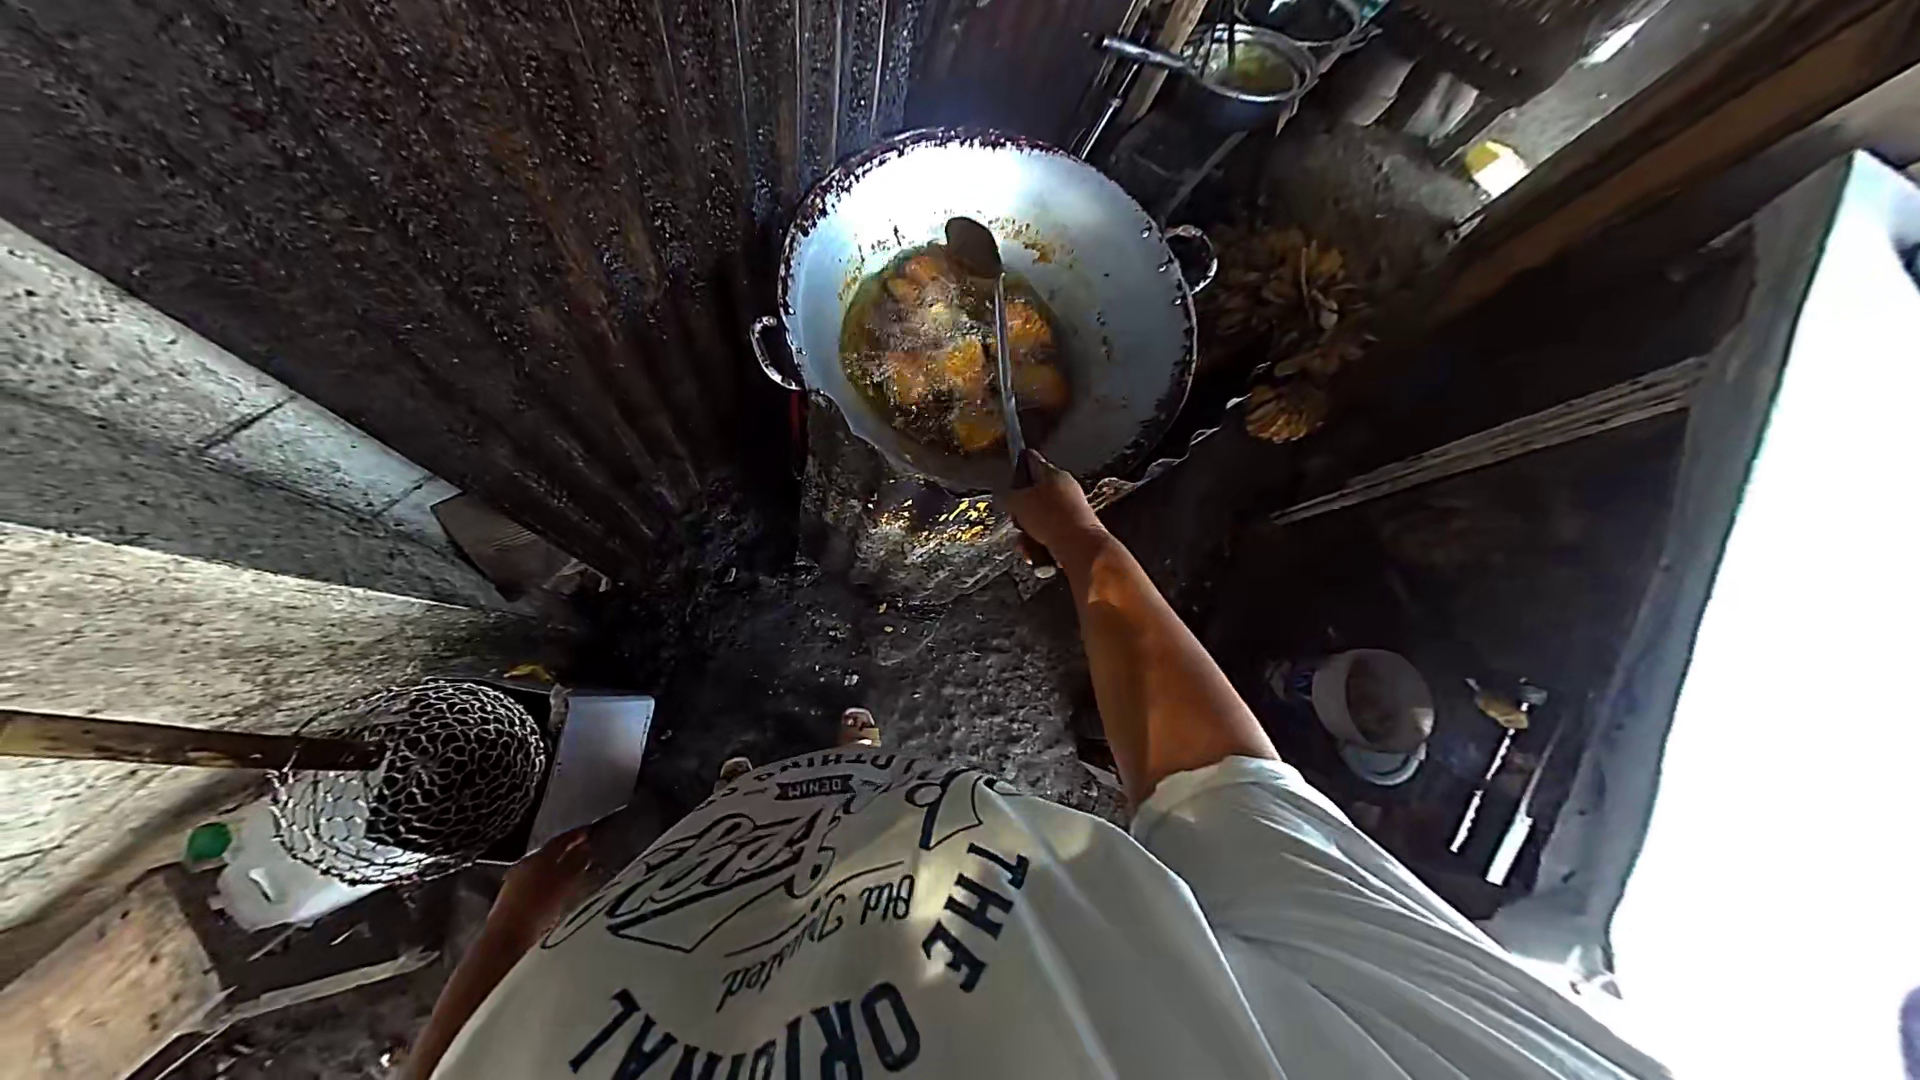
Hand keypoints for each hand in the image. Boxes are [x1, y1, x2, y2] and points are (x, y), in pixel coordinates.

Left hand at [491, 829, 591, 933]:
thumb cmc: (539, 908)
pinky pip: (535, 881)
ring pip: (542, 867)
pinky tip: (556, 889)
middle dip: (567, 849)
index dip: (577, 834)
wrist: (505, 940)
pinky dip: (548, 880)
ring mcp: (514, 882)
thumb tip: (586, 848)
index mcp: (539, 857)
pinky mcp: (509, 899)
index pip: (561, 839)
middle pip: (550, 852)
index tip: (589, 831)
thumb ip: (577, 862)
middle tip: (584, 849)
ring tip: (573, 870)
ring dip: (557, 866)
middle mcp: (525, 864)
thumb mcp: (566, 882)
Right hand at [1000, 451, 1109, 565]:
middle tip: (1016, 518)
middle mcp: (1064, 490)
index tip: (1010, 464)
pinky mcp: (1072, 532)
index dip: (1017, 462)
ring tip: (1026, 541)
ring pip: (1037, 520)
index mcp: (1053, 474)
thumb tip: (1002, 495)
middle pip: (1031, 495)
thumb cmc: (1054, 519)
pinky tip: (1034, 552)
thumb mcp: (1018, 502)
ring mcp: (1069, 512)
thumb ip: (1006, 495)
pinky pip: (1045, 536)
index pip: (1031, 460)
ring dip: (1026, 533)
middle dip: (1019, 511)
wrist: (1080, 548)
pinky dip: (1037, 545)